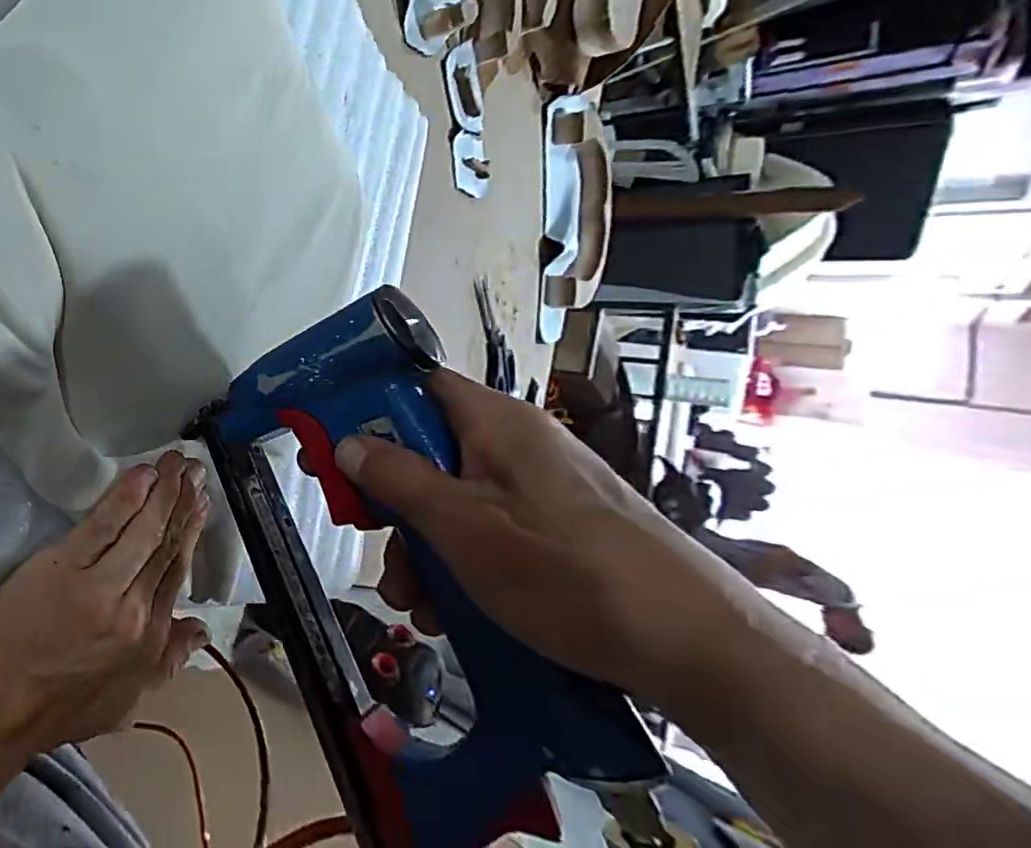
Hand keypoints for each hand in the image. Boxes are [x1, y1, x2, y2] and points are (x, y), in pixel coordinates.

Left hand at [0, 451, 211, 756]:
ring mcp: (99, 585)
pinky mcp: (63, 567)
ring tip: (176, 462)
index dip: (192, 531)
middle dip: (184, 502)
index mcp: (149, 637)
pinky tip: (143, 475)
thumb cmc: (57, 706)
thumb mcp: (123, 699)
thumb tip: (200, 627)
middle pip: (165, 544)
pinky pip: (103, 525)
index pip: (177, 570)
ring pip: (142, 530)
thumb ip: (167, 660)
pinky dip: (126, 498)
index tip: (202, 501)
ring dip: (164, 492)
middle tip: (195, 468)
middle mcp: (133, 608)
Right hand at [337, 369, 779, 709]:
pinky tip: (455, 611)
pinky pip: (489, 528)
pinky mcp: (556, 526)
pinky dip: (462, 562)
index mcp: (494, 421)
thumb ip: (399, 479)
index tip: (332, 446)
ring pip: (455, 497)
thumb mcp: (464, 527)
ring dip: (423, 546)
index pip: (415, 384)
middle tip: (374, 545)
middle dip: (393, 502)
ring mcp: (538, 486)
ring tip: (419, 605)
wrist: (698, 647)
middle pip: (428, 449)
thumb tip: (348, 442)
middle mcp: (515, 442)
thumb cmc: (568, 571)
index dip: (368, 408)